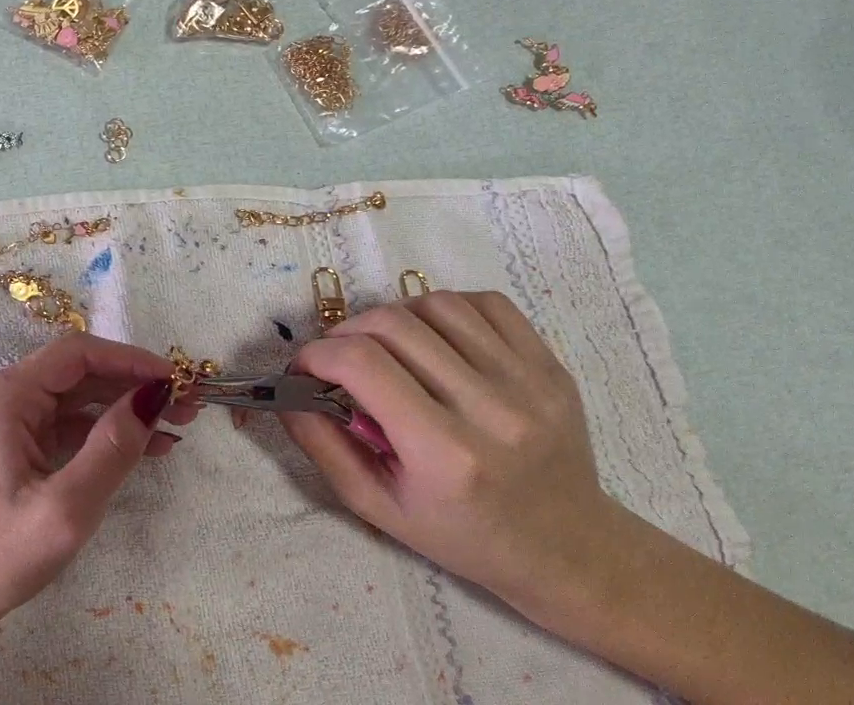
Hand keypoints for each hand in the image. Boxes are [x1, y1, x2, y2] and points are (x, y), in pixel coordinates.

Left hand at [0, 333, 197, 649]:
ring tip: (180, 426)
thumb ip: (112, 449)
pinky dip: (107, 432)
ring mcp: (9, 418)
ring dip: (126, 408)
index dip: (130, 360)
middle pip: (80, 372)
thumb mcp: (66, 507)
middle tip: (189, 406)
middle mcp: (4, 394)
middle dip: (134, 385)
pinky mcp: (18, 442)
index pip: (77, 355)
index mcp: (6, 396)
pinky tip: (149, 448)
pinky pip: (69, 423)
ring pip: (78, 397)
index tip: (178, 379)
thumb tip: (154, 398)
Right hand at [279, 291, 630, 611]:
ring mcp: (529, 383)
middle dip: (346, 333)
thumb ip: (322, 446)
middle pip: (393, 325)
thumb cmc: (460, 533)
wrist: (567, 549)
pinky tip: (435, 339)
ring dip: (395, 317)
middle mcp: (492, 411)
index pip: (362, 365)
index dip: (316, 355)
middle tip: (339, 358)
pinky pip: (486, 303)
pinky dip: (446, 309)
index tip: (305, 370)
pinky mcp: (552, 366)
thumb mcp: (375, 506)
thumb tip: (286, 391)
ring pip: (435, 304)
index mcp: (445, 454)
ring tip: (388, 347)